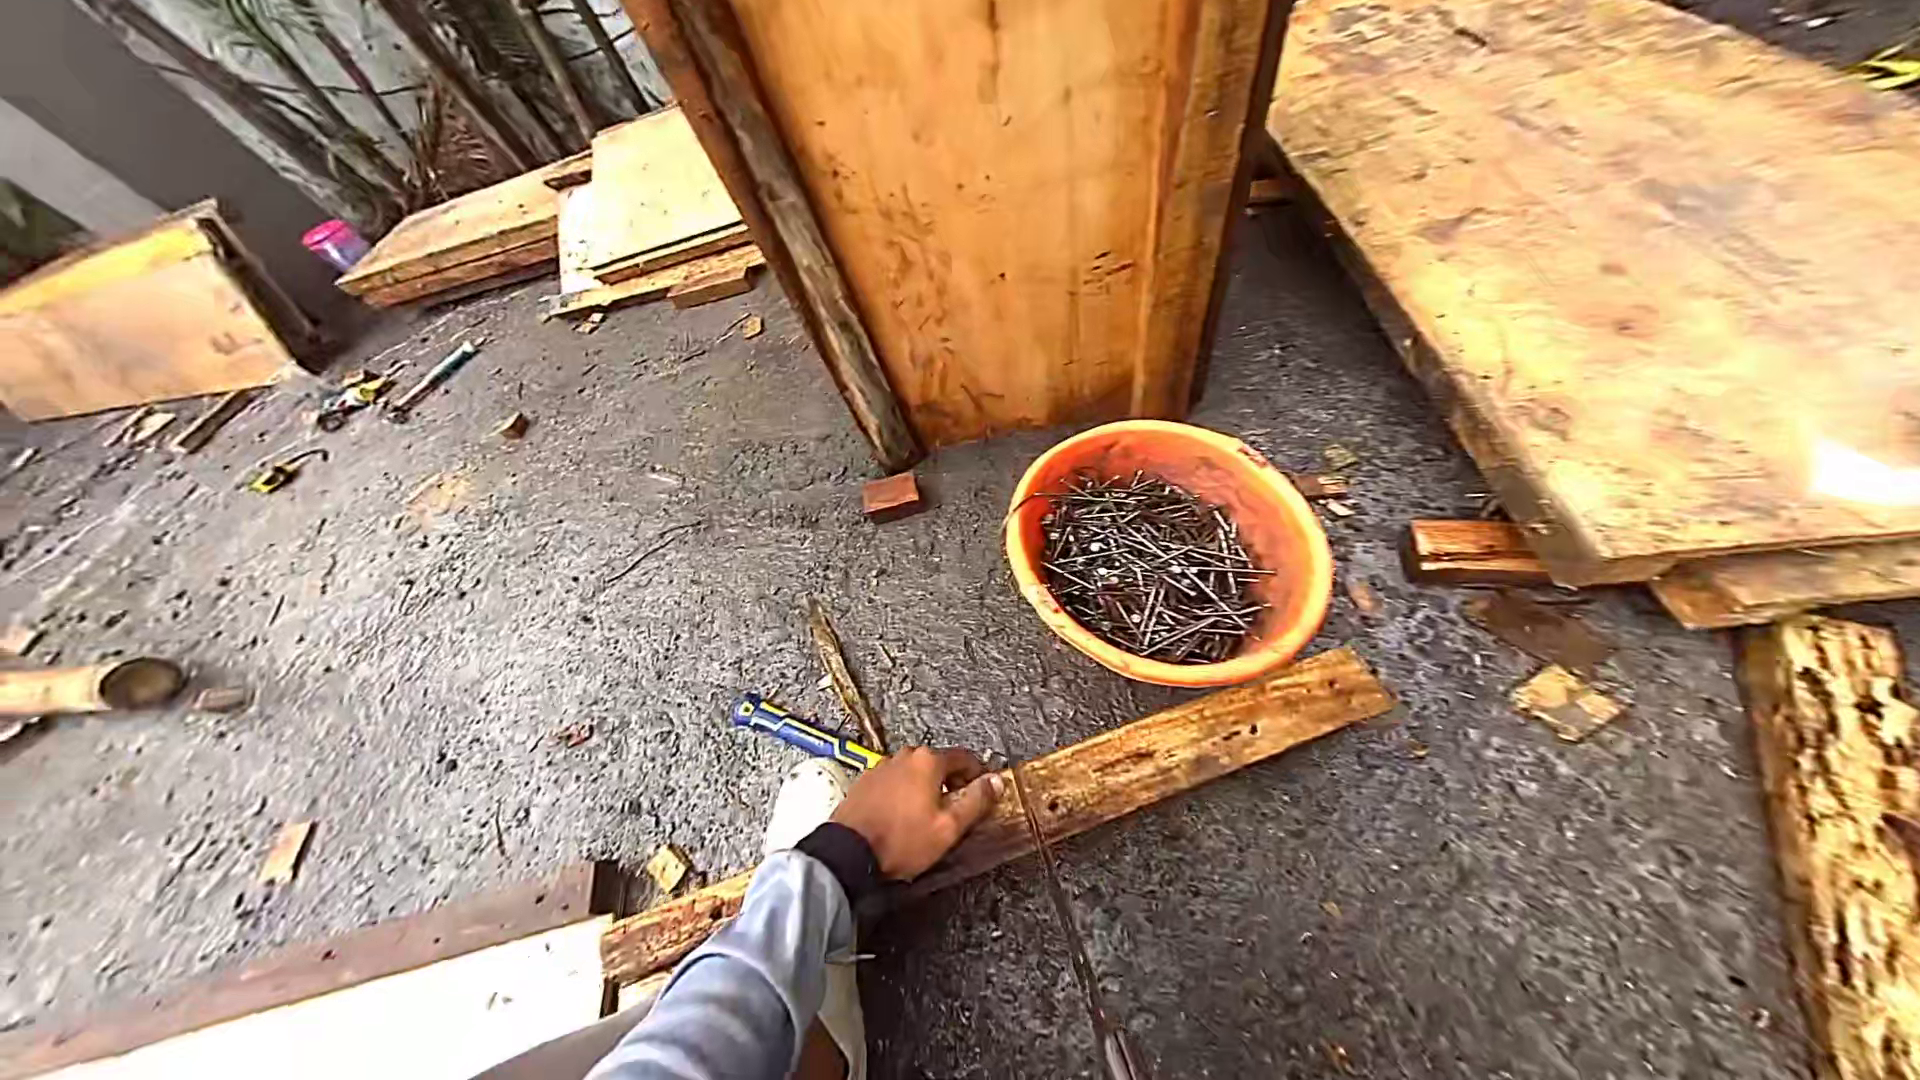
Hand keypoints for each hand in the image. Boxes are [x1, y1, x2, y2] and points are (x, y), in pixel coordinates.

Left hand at [831, 746, 1004, 879]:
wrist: (848, 851)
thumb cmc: (900, 840)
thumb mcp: (949, 827)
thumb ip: (976, 801)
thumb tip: (995, 782)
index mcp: (928, 761)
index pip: (965, 758)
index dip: (978, 775)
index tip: (982, 791)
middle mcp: (905, 756)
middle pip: (939, 764)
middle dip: (951, 783)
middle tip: (956, 809)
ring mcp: (883, 767)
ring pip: (915, 773)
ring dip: (925, 788)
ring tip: (927, 817)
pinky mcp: (867, 782)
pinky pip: (895, 782)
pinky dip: (904, 794)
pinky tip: (902, 817)